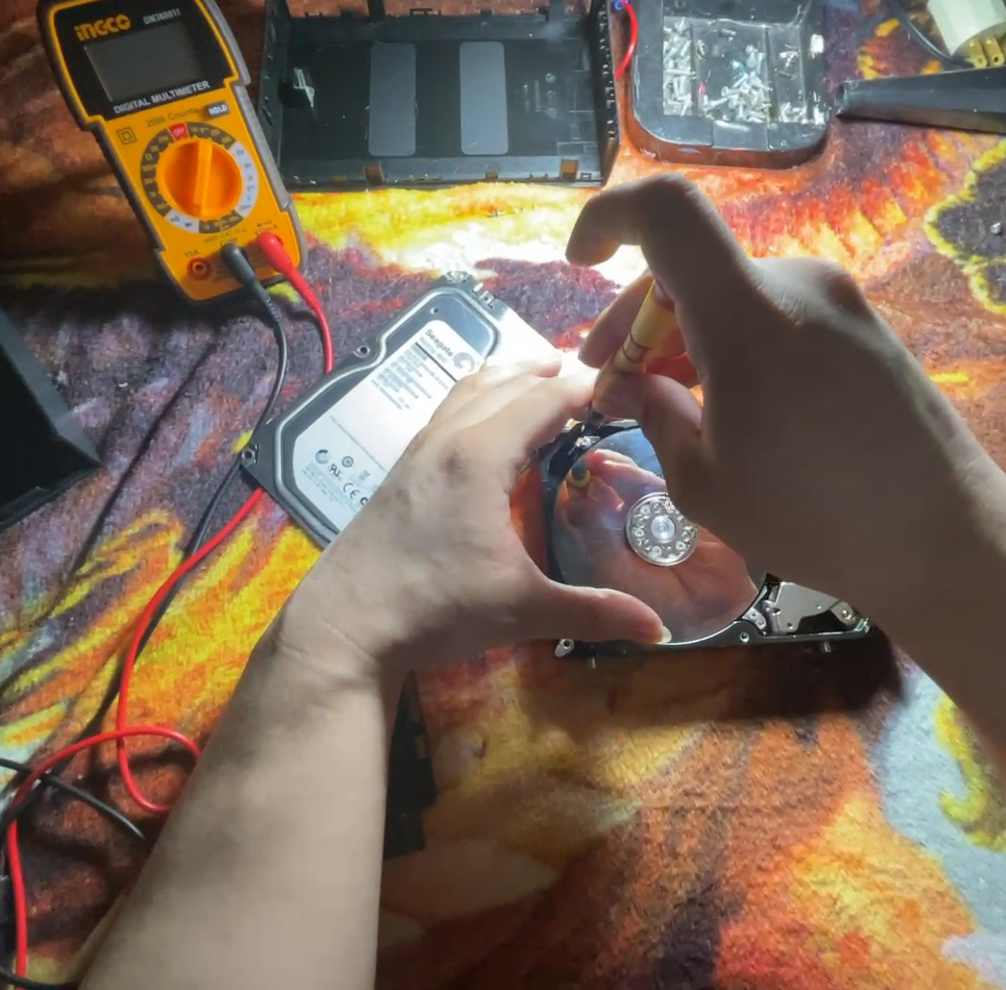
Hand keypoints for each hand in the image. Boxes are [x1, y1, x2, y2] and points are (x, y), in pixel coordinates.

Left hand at [280, 357, 668, 683]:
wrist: (345, 626)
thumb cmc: (437, 608)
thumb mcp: (523, 610)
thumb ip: (594, 611)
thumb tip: (660, 631)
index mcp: (482, 455)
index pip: (544, 400)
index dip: (585, 387)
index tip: (622, 384)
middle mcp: (448, 438)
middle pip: (506, 383)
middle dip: (550, 374)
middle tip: (591, 377)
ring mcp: (418, 450)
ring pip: (469, 390)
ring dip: (508, 377)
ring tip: (538, 374)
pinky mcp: (401, 469)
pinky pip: (447, 411)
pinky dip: (478, 398)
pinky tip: (485, 422)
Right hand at [570, 175, 1005, 623]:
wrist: (945, 540)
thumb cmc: (813, 519)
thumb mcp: (703, 483)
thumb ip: (655, 415)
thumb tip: (630, 384)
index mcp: (750, 316)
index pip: (667, 212)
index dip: (609, 215)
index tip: (580, 261)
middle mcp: (795, 285)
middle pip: (687, 267)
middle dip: (634, 321)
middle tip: (609, 382)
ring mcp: (834, 301)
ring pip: (725, 293)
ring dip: (679, 336)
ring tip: (658, 396)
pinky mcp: (857, 324)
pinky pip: (767, 311)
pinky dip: (724, 341)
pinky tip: (718, 396)